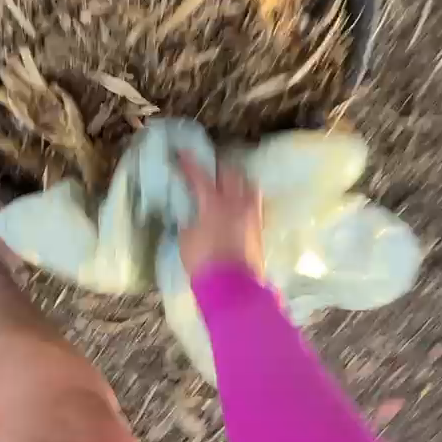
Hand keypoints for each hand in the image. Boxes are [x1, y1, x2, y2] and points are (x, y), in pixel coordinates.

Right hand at [177, 152, 262, 277]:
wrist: (234, 288)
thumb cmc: (203, 263)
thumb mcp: (187, 240)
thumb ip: (190, 222)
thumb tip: (193, 216)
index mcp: (214, 203)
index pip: (200, 176)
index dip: (189, 163)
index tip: (182, 153)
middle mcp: (237, 203)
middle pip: (231, 173)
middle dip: (219, 167)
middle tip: (209, 168)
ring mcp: (252, 215)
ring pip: (249, 185)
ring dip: (238, 180)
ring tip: (229, 184)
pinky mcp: (260, 228)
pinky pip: (254, 203)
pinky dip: (245, 198)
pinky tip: (238, 204)